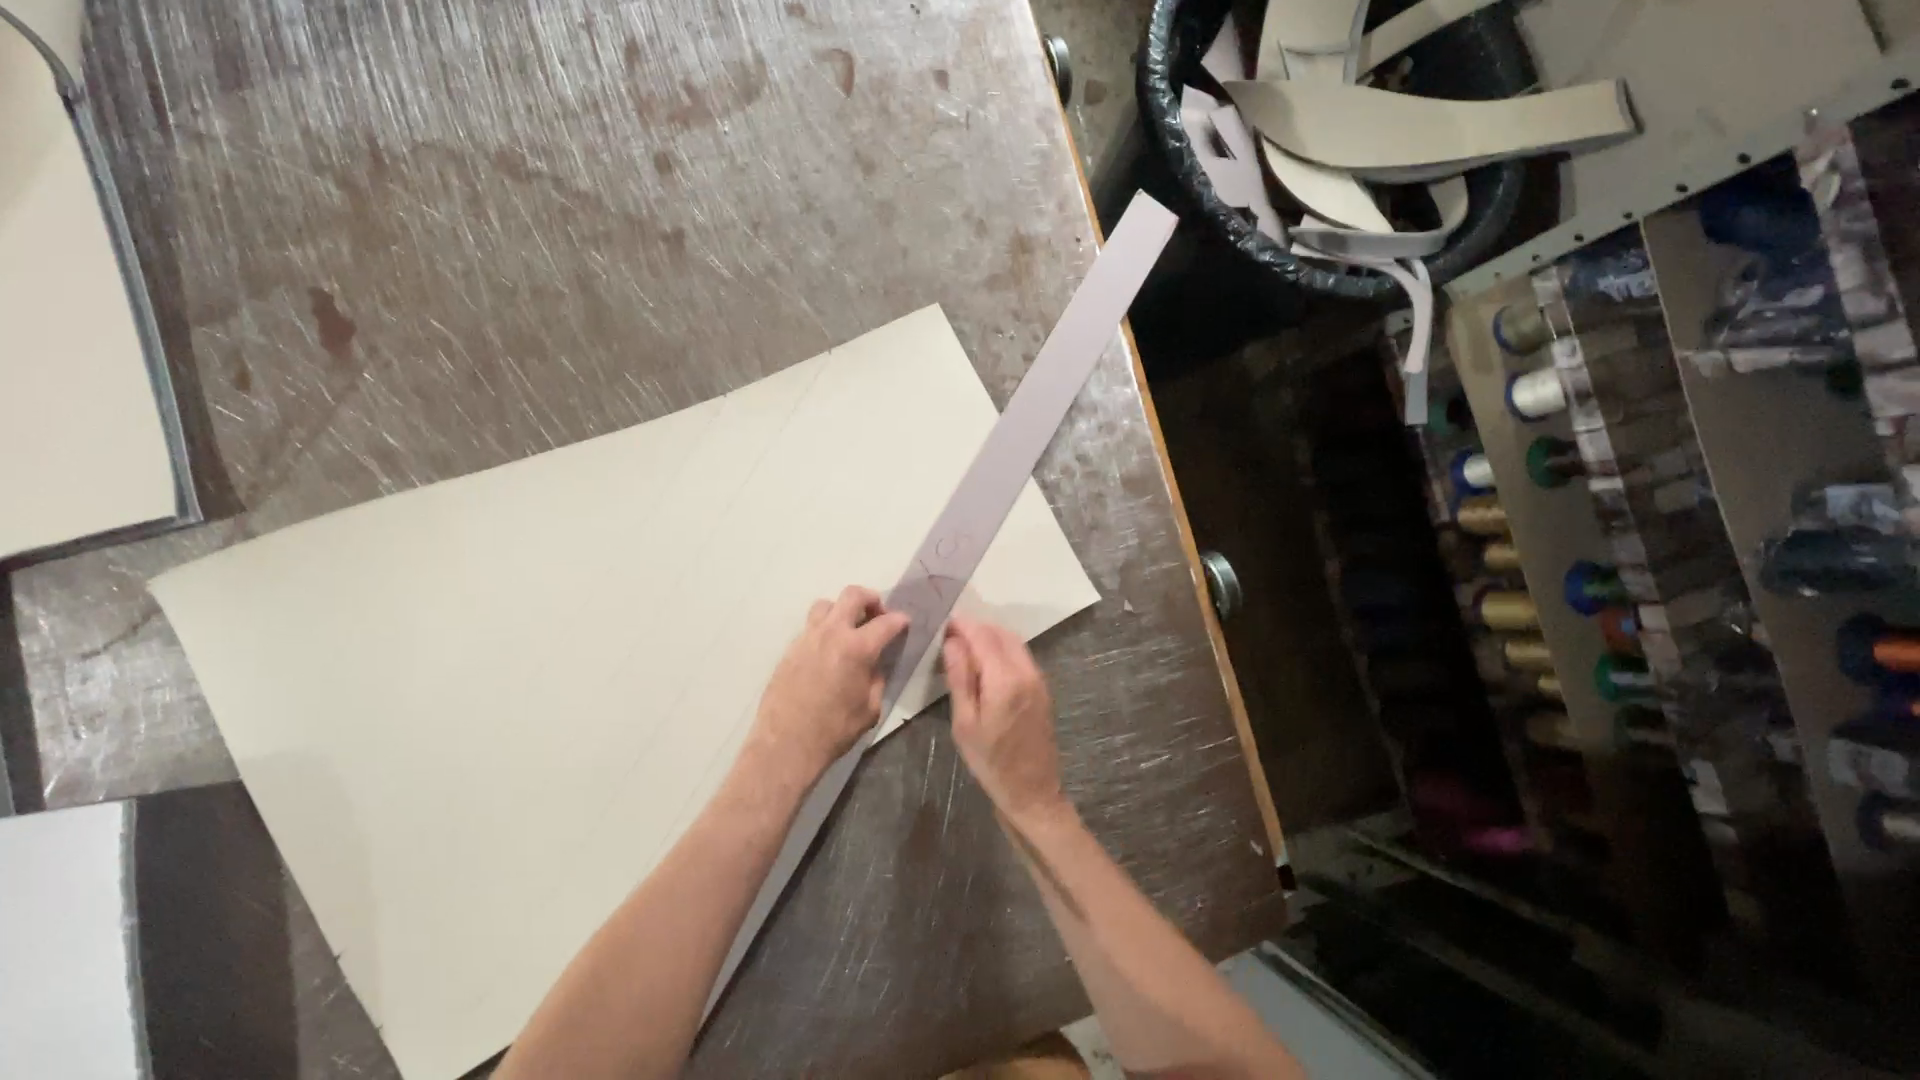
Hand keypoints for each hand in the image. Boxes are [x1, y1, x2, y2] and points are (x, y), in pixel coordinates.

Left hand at [749, 586, 909, 781]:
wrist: (787, 743)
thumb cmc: (835, 730)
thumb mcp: (870, 708)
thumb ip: (876, 680)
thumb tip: (874, 666)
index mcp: (857, 648)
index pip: (886, 622)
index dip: (900, 620)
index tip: (904, 623)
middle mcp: (831, 633)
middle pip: (852, 595)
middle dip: (871, 599)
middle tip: (877, 615)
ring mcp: (807, 638)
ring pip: (826, 605)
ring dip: (841, 610)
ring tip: (848, 629)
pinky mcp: (790, 649)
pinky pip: (810, 628)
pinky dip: (824, 631)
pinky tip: (828, 653)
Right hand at [942, 617, 1070, 823]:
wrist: (1031, 790)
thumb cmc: (991, 761)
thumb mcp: (965, 723)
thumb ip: (960, 678)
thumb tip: (952, 642)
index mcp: (1005, 680)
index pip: (982, 636)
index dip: (962, 625)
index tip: (943, 624)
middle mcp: (1027, 672)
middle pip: (1001, 633)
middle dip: (976, 628)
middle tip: (950, 636)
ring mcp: (1038, 679)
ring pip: (1014, 642)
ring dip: (990, 637)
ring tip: (964, 648)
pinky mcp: (1042, 688)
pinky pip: (1021, 656)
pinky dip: (1002, 650)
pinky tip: (985, 663)